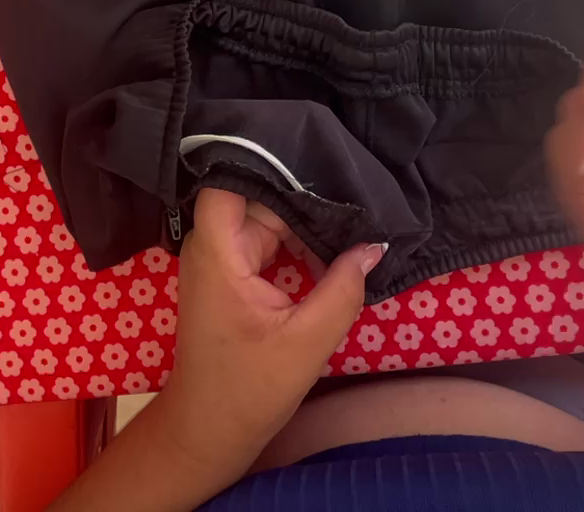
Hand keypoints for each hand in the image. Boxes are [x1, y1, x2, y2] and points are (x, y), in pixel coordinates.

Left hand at [148, 188, 384, 476]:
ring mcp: (219, 257)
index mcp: (218, 251)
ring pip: (262, 214)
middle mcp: (212, 244)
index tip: (311, 153)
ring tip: (345, 209)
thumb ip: (342, 289)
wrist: (209, 429)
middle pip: (254, 195)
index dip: (264, 161)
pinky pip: (262, 238)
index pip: (229, 180)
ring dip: (299, 217)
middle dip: (299, 192)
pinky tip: (325, 239)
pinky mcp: (230, 271)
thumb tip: (374, 244)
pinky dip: (292, 238)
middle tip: (348, 186)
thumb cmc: (248, 389)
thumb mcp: (306, 342)